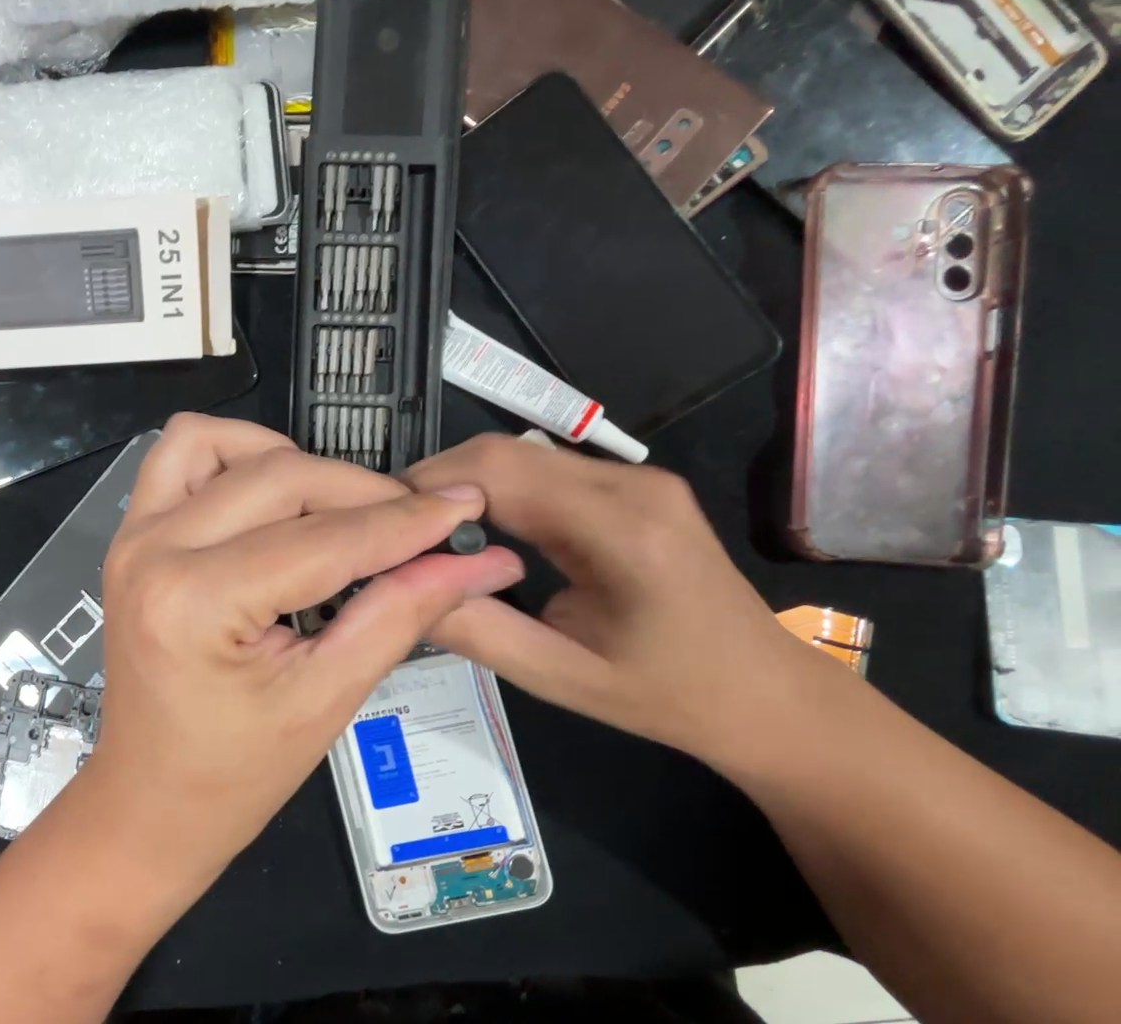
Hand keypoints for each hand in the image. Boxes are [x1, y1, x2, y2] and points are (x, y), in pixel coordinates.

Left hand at [83, 414, 525, 875]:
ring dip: (291, 461)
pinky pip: (178, 457)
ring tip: (340, 511)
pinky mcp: (130, 535)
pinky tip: (275, 499)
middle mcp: (154, 550)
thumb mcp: (326, 698)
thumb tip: (476, 561)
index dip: (406, 522)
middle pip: (280, 476)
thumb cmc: (234, 774)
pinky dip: (233, 457)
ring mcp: (132, 535)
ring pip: (221, 444)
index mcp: (196, 602)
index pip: (323, 538)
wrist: (150, 802)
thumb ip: (401, 614)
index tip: (466, 510)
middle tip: (420, 523)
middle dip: (363, 493)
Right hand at [407, 434, 827, 765]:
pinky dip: (497, 493)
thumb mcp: (561, 678)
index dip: (426, 486)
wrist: (769, 697)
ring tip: (426, 537)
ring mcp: (638, 479)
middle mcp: (632, 486)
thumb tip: (396, 585)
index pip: (497, 471)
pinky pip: (545, 472)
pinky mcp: (635, 487)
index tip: (381, 528)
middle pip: (504, 452)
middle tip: (394, 535)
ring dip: (464, 487)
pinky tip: (477, 532)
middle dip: (436, 484)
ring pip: (520, 455)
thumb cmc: (669, 697)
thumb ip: (477, 629)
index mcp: (622, 531)